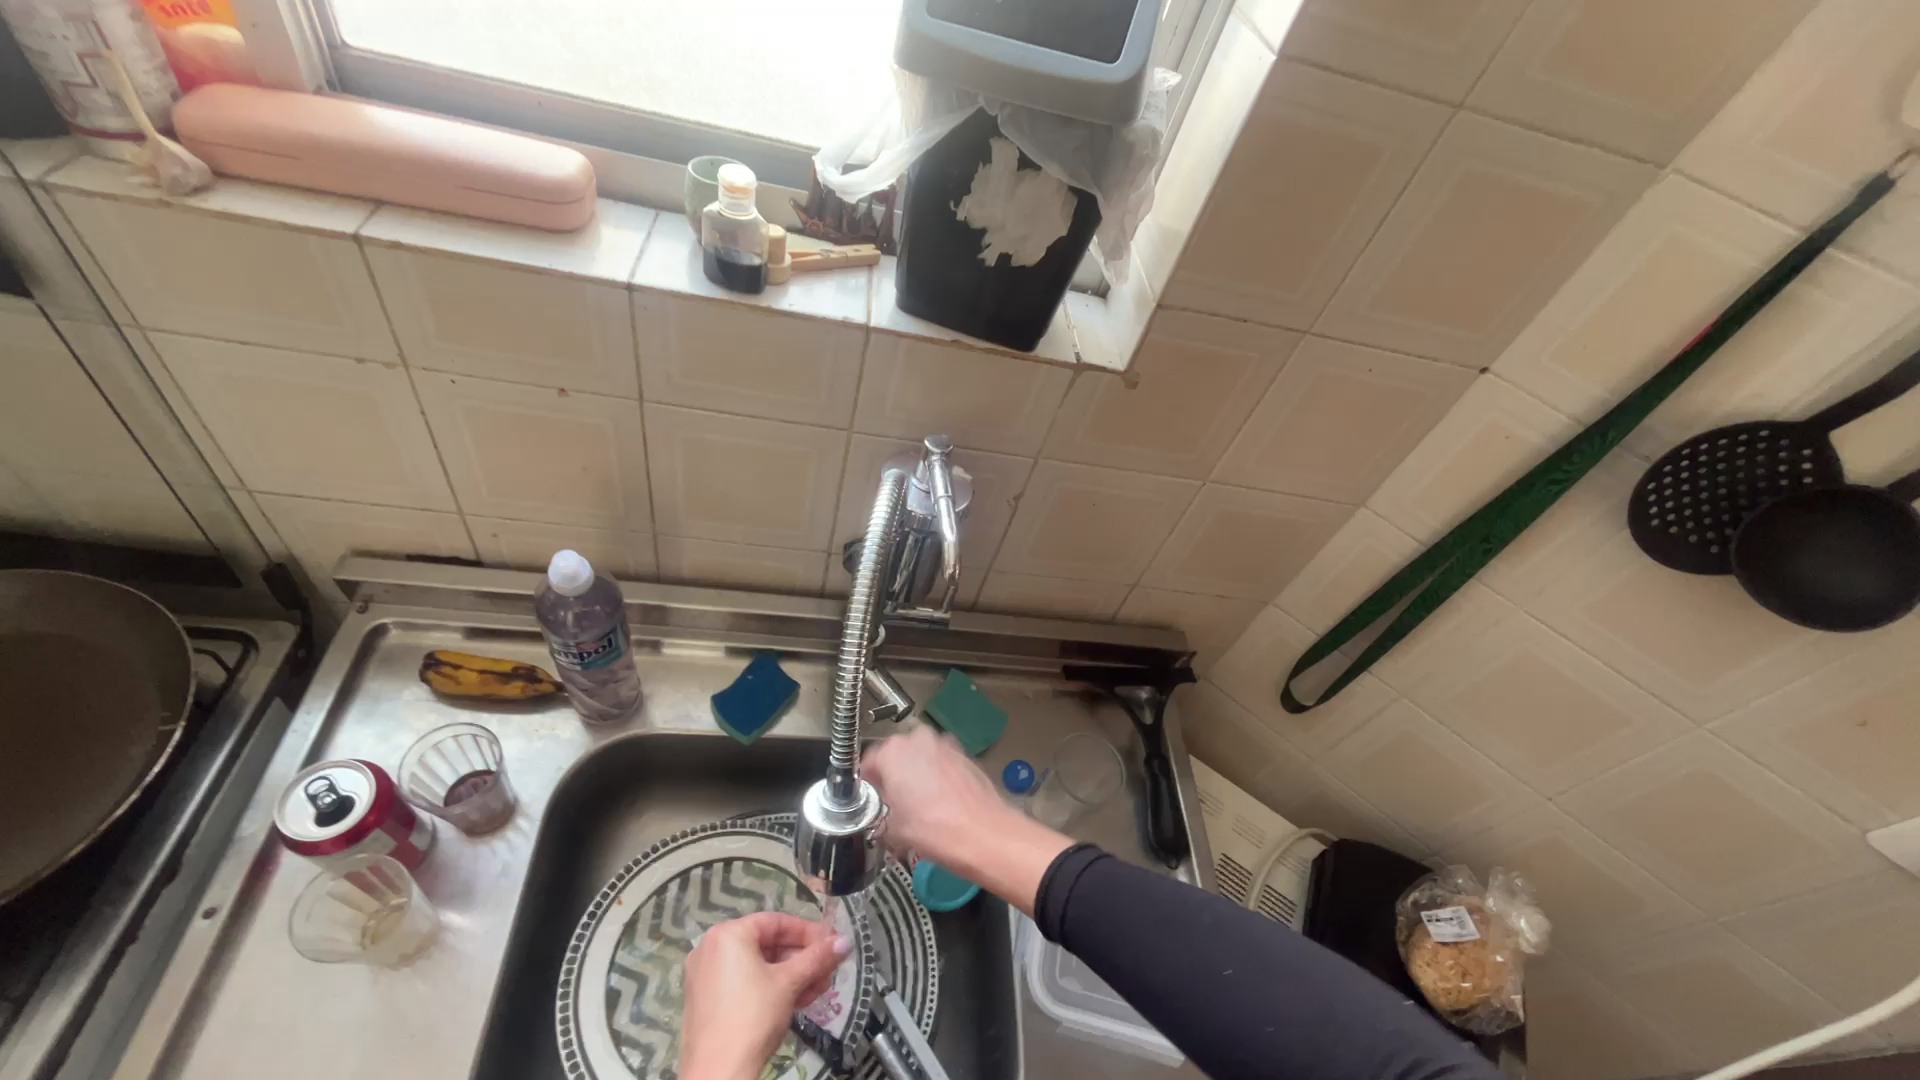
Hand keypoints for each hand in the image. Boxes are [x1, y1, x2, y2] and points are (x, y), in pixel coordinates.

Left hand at [678, 912, 849, 1079]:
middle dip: (802, 958)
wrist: (717, 1074)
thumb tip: (845, 941)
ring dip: (791, 975)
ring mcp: (706, 976)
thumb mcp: (789, 983)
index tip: (832, 943)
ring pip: (758, 966)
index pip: (776, 922)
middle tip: (828, 969)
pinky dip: (770, 987)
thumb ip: (817, 958)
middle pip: (767, 944)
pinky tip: (796, 1000)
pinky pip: (744, 982)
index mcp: (728, 934)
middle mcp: (712, 948)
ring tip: (818, 989)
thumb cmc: (753, 1016)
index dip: (808, 932)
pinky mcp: (707, 1000)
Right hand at [861, 726, 1012, 862]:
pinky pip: (941, 763)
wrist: (984, 834)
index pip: (868, 761)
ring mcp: (944, 745)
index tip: (870, 798)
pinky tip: (940, 803)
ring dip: (916, 774)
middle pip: (896, 755)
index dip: (867, 783)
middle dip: (893, 776)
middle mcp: (918, 740)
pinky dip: (937, 776)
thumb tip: (879, 820)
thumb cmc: (936, 830)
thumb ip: (878, 818)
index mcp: (893, 752)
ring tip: (918, 806)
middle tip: (893, 804)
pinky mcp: (964, 755)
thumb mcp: (893, 831)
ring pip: (920, 757)